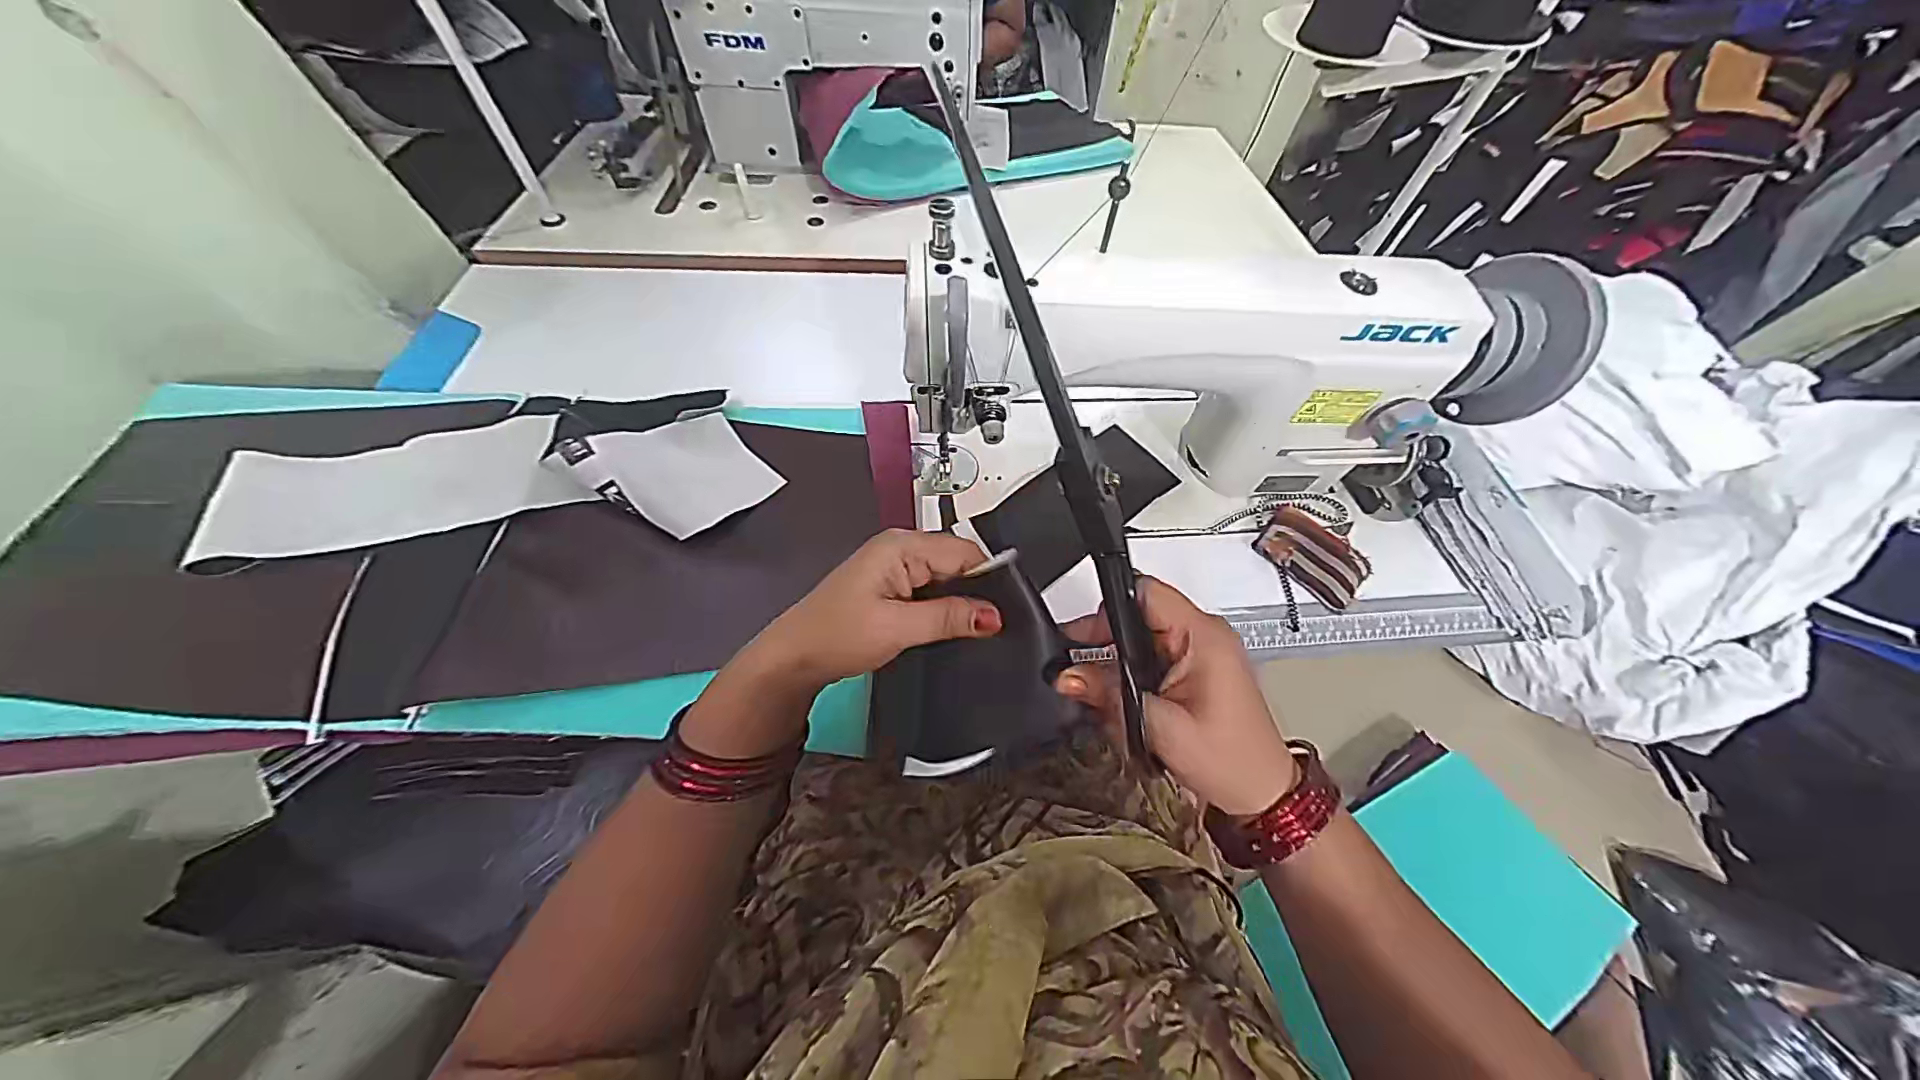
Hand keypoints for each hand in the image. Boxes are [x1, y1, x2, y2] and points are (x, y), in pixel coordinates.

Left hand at [738, 529, 1002, 692]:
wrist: (796, 658)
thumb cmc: (830, 634)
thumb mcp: (898, 627)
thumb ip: (949, 617)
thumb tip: (990, 614)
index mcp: (900, 546)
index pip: (964, 551)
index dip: (987, 580)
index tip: (999, 612)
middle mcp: (899, 549)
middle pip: (958, 563)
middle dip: (974, 592)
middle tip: (984, 625)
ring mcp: (896, 567)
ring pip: (947, 579)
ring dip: (958, 603)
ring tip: (962, 629)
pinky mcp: (894, 587)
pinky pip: (933, 591)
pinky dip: (943, 609)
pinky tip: (942, 627)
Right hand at [1054, 577, 1298, 814]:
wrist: (1261, 794)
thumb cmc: (1232, 762)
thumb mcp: (1160, 727)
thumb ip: (1110, 695)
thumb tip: (1070, 674)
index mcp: (1204, 637)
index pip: (1145, 594)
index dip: (1108, 612)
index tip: (1083, 638)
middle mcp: (1205, 636)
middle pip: (1138, 613)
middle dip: (1105, 641)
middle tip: (1084, 670)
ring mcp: (1201, 651)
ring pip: (1140, 636)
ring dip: (1117, 662)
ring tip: (1107, 693)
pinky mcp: (1195, 667)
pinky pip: (1151, 654)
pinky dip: (1132, 673)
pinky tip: (1128, 699)